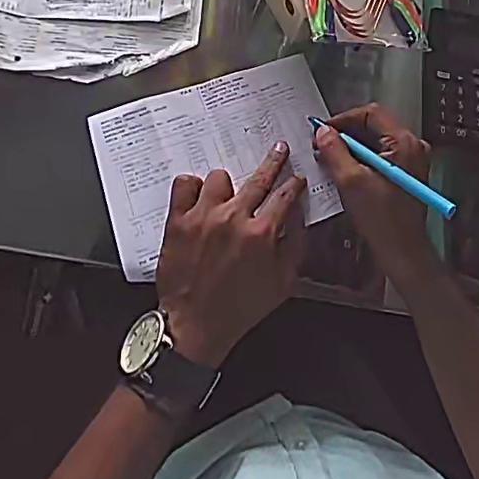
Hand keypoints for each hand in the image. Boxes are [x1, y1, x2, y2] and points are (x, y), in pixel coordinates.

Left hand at [156, 142, 307, 367]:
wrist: (195, 327)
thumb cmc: (239, 308)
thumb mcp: (283, 281)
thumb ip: (295, 243)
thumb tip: (300, 215)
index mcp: (262, 234)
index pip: (286, 195)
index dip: (295, 184)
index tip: (297, 179)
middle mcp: (234, 219)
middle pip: (259, 177)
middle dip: (274, 161)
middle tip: (278, 151)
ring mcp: (203, 217)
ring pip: (220, 177)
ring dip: (227, 185)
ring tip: (226, 197)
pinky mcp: (178, 221)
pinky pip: (186, 184)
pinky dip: (193, 187)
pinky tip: (199, 197)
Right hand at [313, 103, 436, 286]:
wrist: (403, 251)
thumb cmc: (382, 220)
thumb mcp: (351, 181)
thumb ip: (335, 151)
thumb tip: (323, 132)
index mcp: (404, 143)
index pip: (371, 113)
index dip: (344, 119)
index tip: (323, 130)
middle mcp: (412, 146)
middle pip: (374, 125)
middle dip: (346, 132)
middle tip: (323, 143)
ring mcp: (411, 160)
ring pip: (376, 140)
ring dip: (352, 146)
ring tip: (330, 157)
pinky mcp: (406, 173)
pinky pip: (380, 155)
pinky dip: (361, 158)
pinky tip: (344, 169)